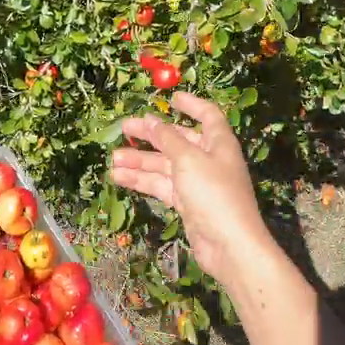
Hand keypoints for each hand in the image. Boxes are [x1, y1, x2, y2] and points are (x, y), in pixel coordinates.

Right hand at [110, 92, 272, 284]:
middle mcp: (208, 159)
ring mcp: (197, 182)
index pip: (207, 115)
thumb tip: (151, 120)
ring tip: (114, 158)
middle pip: (177, 140)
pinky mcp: (187, 204)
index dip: (191, 105)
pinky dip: (142, 181)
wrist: (230, 247)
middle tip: (124, 129)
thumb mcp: (188, 159)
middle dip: (151, 135)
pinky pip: (161, 185)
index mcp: (217, 142)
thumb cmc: (214, 193)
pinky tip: (119, 177)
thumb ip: (167, 139)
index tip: (171, 98)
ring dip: (140, 161)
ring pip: (164, 165)